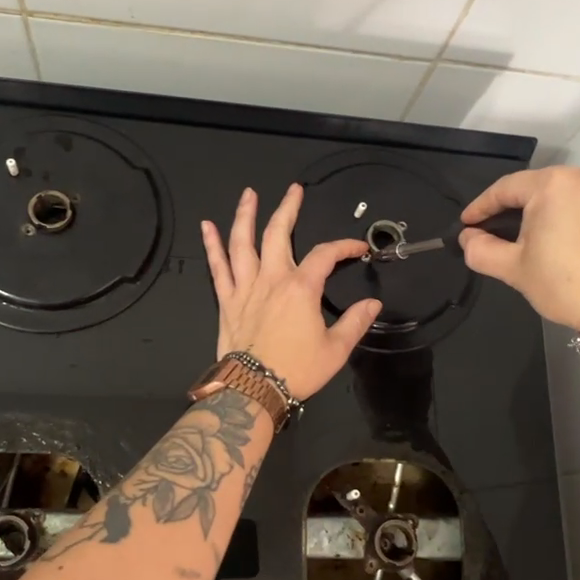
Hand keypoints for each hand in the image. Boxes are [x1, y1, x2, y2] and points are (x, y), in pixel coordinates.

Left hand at [201, 184, 380, 399]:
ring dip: (246, 215)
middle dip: (288, 208)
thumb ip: (355, 322)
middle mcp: (272, 279)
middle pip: (279, 233)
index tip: (358, 248)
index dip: (344, 246)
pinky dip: (212, 246)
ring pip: (243, 243)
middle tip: (294, 190)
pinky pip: (218, 268)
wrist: (253, 389)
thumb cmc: (296, 370)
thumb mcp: (336, 350)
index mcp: (301, 289)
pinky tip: (207, 227)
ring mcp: (245, 288)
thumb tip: (373, 304)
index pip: (325, 255)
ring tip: (249, 194)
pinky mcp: (227, 301)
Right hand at [457, 166, 579, 328]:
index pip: (505, 189)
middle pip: (534, 187)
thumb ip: (482, 250)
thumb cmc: (567, 285)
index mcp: (552, 184)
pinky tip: (554, 241)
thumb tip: (468, 239)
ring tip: (521, 240)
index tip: (465, 225)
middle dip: (509, 210)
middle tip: (490, 234)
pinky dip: (562, 218)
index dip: (480, 208)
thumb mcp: (515, 269)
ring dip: (537, 214)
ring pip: (559, 195)